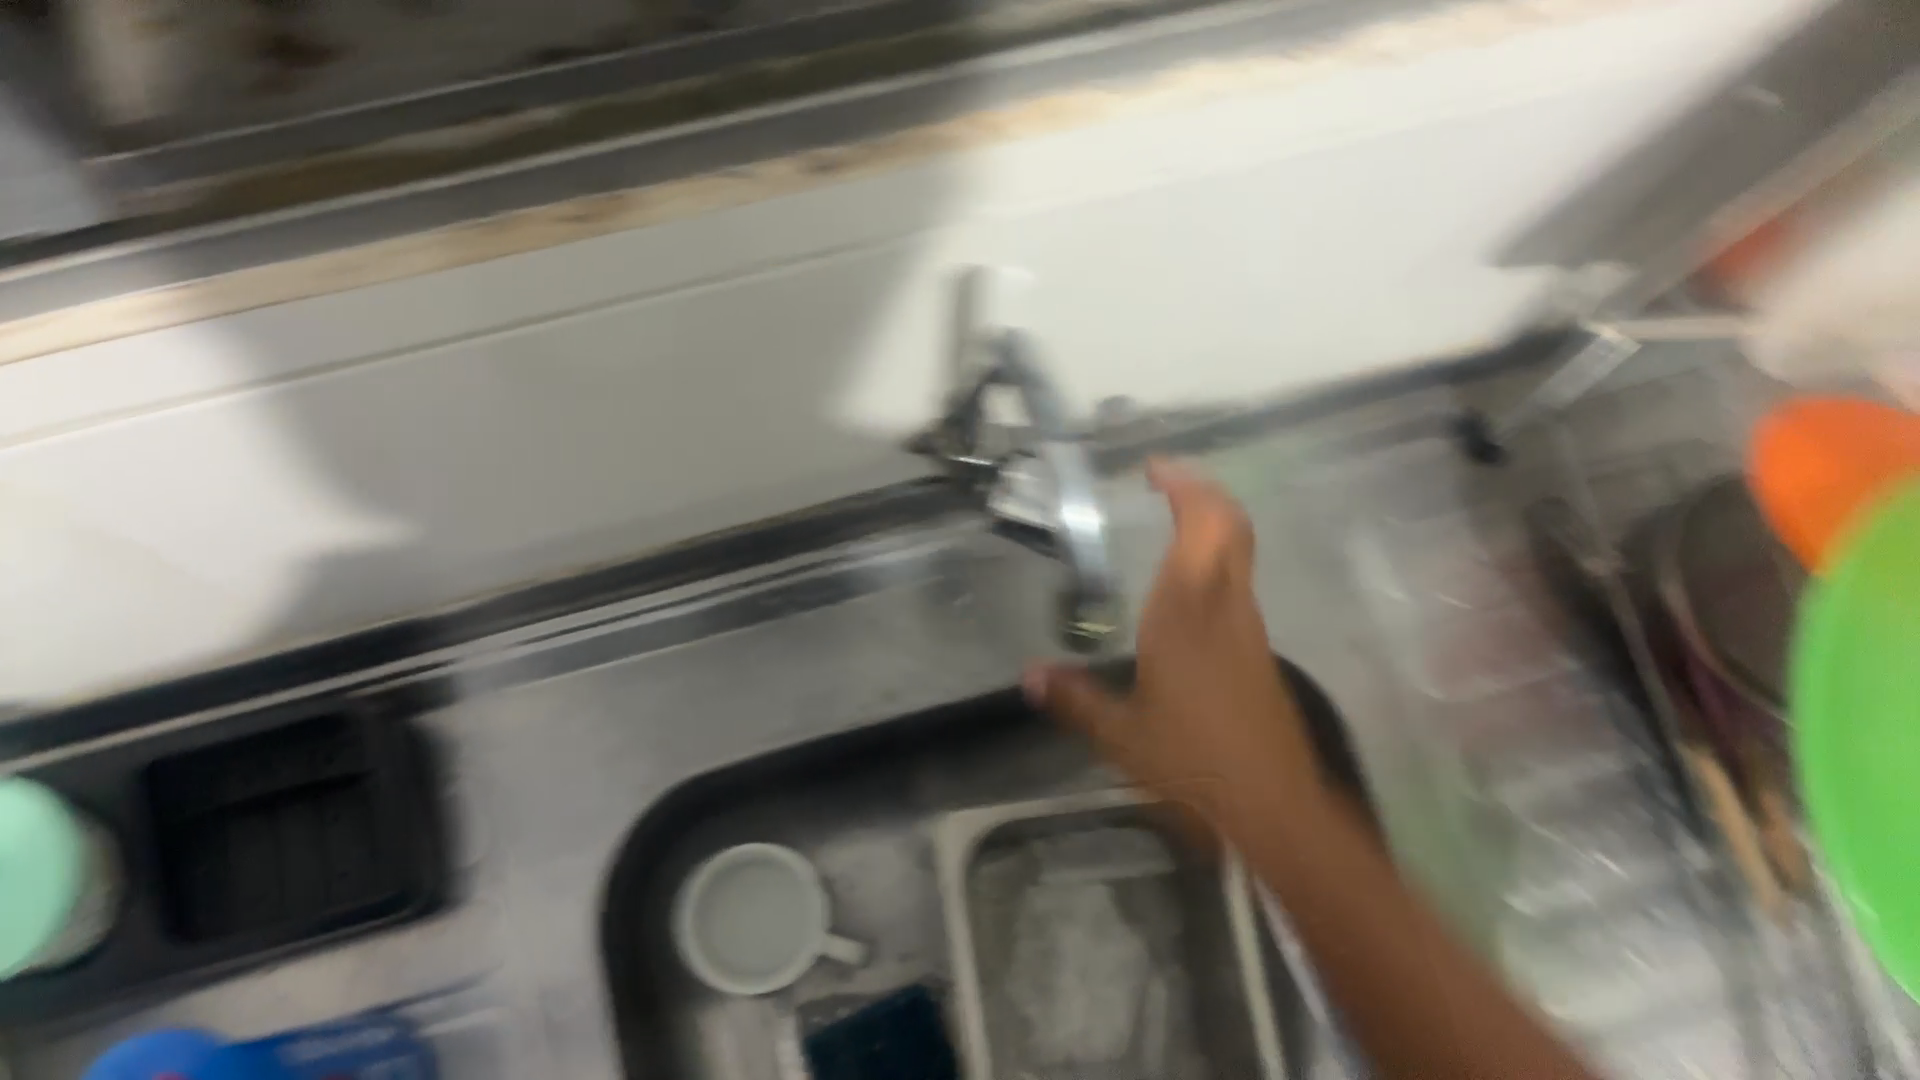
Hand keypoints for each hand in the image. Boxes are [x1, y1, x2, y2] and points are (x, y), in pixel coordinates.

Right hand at [1023, 458, 1330, 840]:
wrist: (1274, 806)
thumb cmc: (1192, 763)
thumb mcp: (1120, 735)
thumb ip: (1075, 699)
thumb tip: (1030, 676)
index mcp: (1186, 613)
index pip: (1201, 526)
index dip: (1185, 487)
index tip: (1153, 469)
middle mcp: (1223, 607)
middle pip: (1231, 524)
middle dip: (1202, 491)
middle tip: (1163, 481)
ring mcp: (1247, 627)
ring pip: (1239, 551)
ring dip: (1211, 523)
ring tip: (1170, 520)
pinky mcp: (1258, 651)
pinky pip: (1237, 583)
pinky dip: (1214, 560)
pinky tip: (1184, 588)